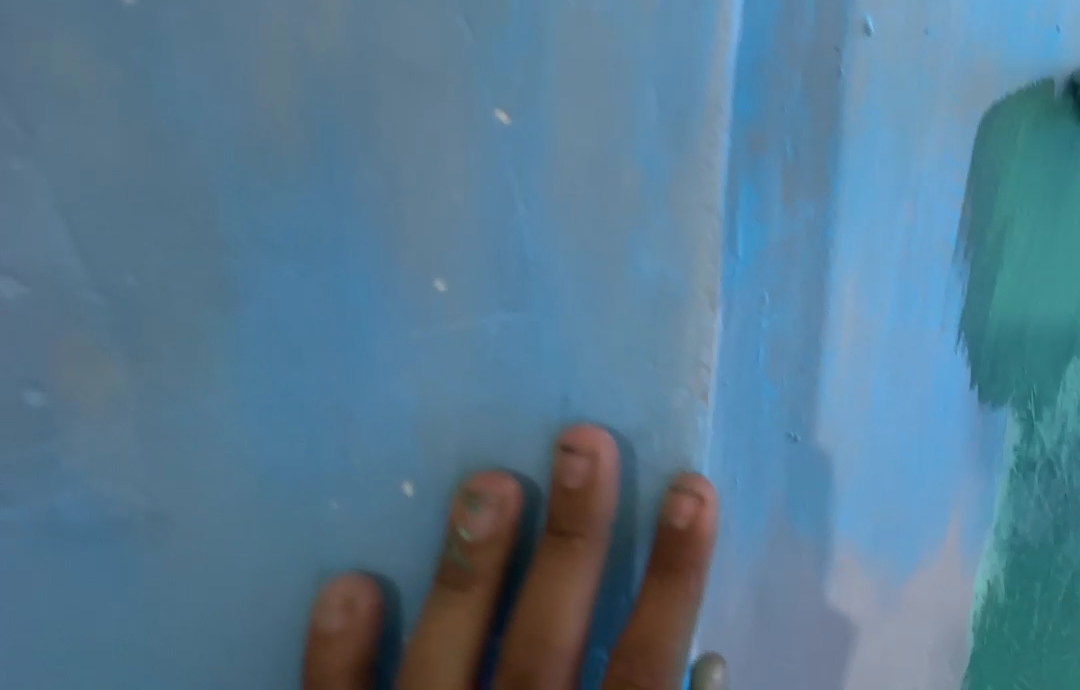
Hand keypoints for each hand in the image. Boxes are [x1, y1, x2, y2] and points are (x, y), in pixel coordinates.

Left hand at [301, 424, 723, 688]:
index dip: (673, 572)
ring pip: (446, 669)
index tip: (691, 486)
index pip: (647, 660)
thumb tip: (713, 667)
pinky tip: (349, 587)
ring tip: (485, 483)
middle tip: (582, 442)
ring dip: (469, 575)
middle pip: (547, 642)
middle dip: (573, 540)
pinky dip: (337, 664)